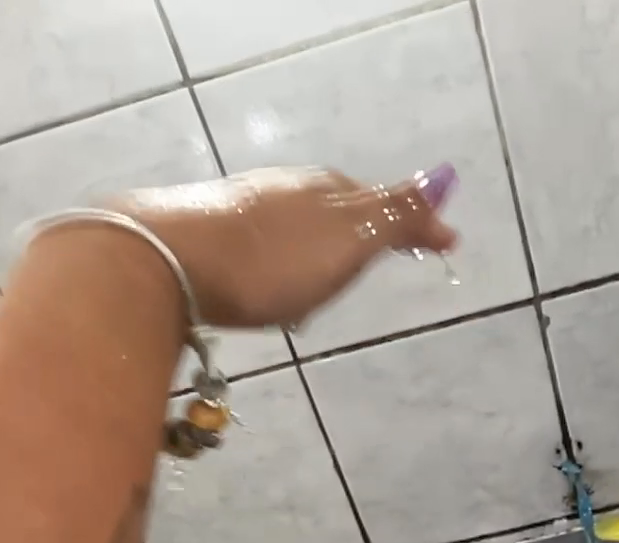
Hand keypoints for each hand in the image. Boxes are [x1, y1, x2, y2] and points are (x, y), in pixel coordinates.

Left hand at [106, 165, 459, 328]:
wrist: (172, 261)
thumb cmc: (273, 260)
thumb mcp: (348, 240)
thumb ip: (395, 217)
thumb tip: (443, 184)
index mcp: (331, 192)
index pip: (387, 203)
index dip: (416, 224)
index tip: (446, 243)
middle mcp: (293, 189)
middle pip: (346, 209)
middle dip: (372, 233)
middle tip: (394, 255)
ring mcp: (251, 205)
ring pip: (305, 226)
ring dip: (327, 249)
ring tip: (335, 280)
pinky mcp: (215, 228)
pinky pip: (271, 244)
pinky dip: (289, 260)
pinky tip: (278, 282)